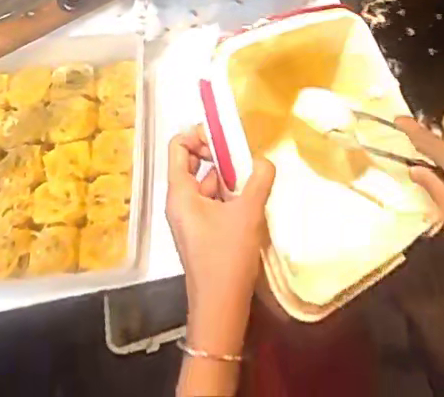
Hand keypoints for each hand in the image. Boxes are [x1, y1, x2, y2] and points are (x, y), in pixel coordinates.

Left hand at [166, 125, 274, 352]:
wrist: (220, 310)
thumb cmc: (226, 257)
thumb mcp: (247, 214)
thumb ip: (258, 180)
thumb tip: (265, 160)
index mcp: (179, 192)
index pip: (178, 146)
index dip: (197, 134)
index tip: (223, 138)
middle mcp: (179, 202)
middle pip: (190, 162)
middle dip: (215, 154)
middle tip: (240, 155)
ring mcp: (189, 218)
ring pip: (204, 183)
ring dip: (225, 176)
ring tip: (250, 177)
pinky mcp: (201, 232)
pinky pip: (211, 201)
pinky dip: (227, 195)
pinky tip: (249, 201)